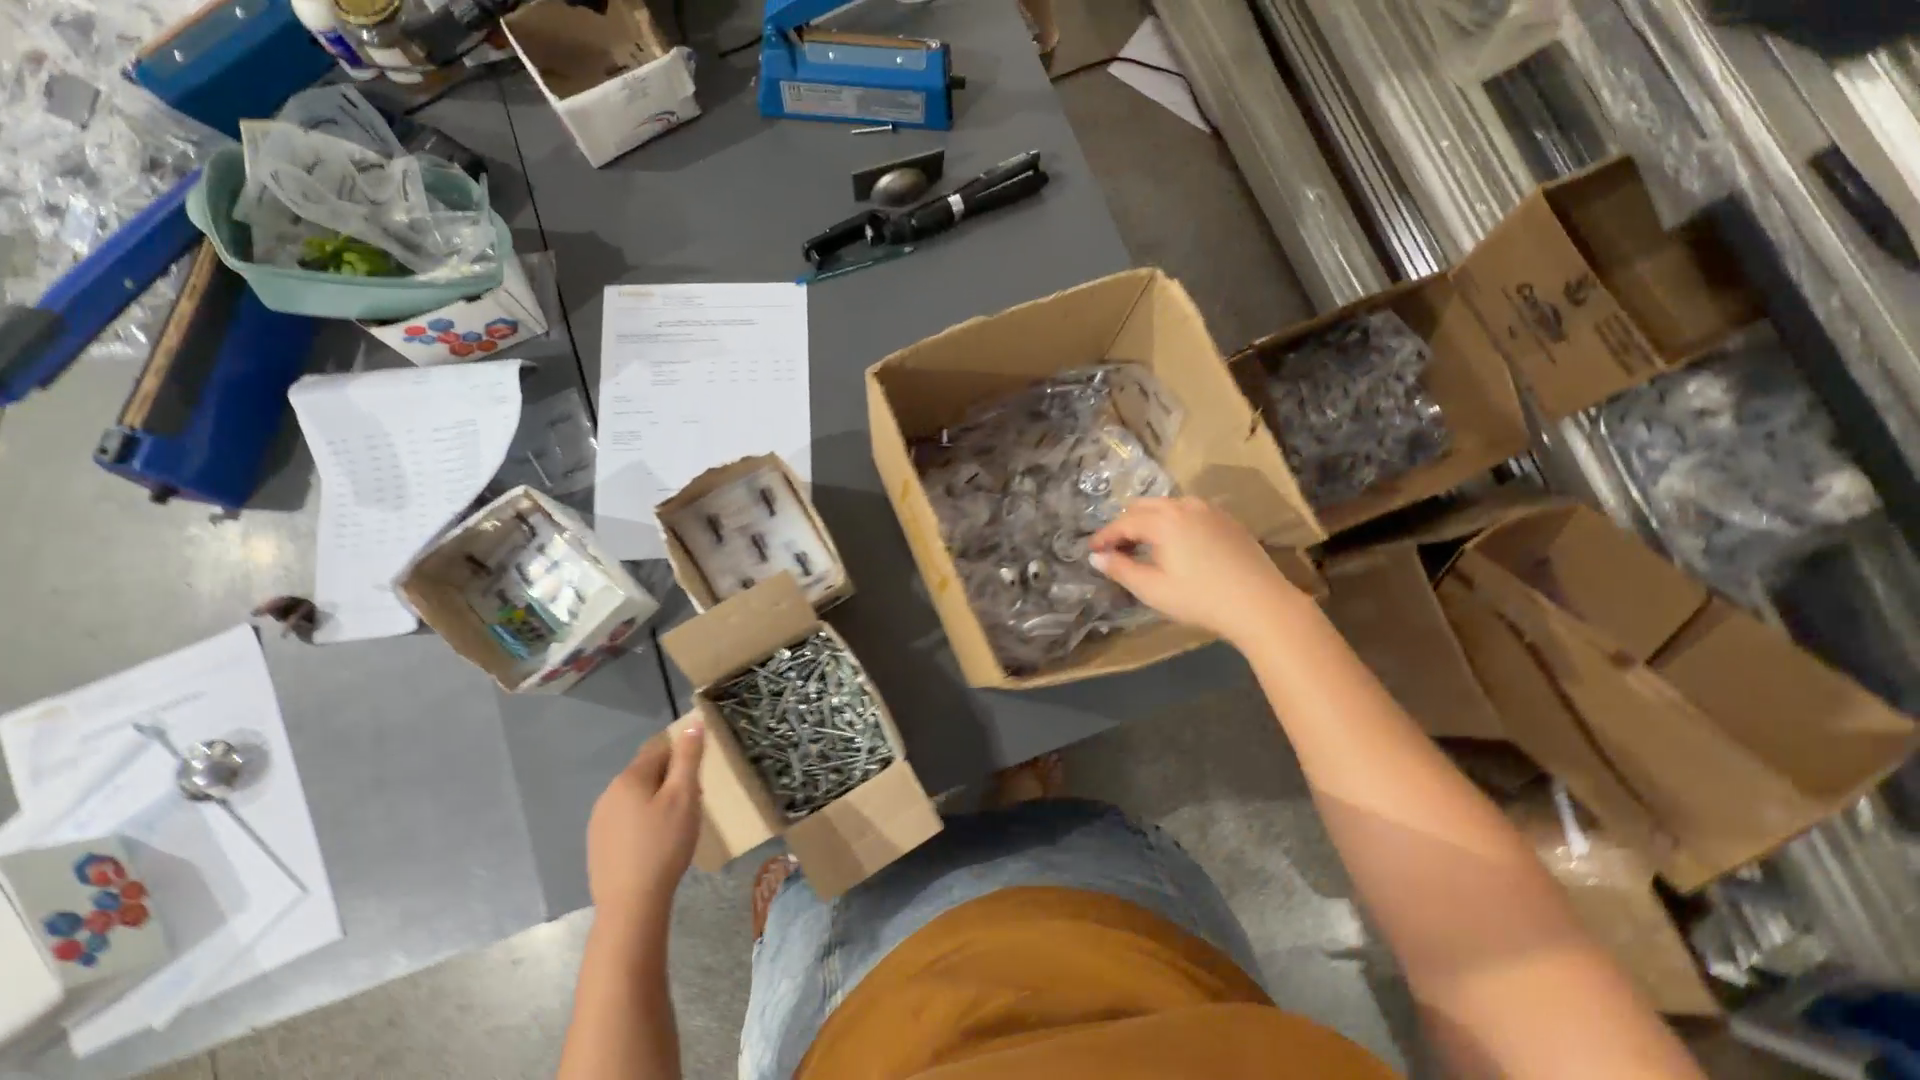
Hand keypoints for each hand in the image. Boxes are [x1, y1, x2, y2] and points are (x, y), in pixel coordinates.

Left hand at [586, 721, 704, 926]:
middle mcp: (609, 792)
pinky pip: (625, 820)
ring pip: (634, 797)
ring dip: (655, 802)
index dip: (681, 756)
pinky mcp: (598, 843)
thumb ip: (688, 759)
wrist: (630, 903)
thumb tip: (692, 723)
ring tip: (674, 827)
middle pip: (645, 772)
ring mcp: (599, 819)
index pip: (659, 748)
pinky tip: (652, 845)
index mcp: (630, 777)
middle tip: (691, 805)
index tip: (698, 777)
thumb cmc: (664, 845)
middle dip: (669, 780)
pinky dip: (641, 823)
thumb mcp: (684, 798)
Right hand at [1089, 496, 1308, 645]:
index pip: (1124, 522)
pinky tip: (1176, 545)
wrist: (1261, 604)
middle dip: (1125, 524)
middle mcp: (1185, 505)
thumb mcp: (1153, 589)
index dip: (1104, 536)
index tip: (1091, 550)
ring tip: (1143, 545)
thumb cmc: (1201, 599)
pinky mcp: (1228, 520)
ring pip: (1168, 506)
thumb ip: (1120, 569)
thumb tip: (1096, 556)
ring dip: (1150, 521)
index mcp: (1164, 520)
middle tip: (1115, 548)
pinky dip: (1173, 522)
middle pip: (1144, 506)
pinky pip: (1190, 512)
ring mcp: (1210, 510)